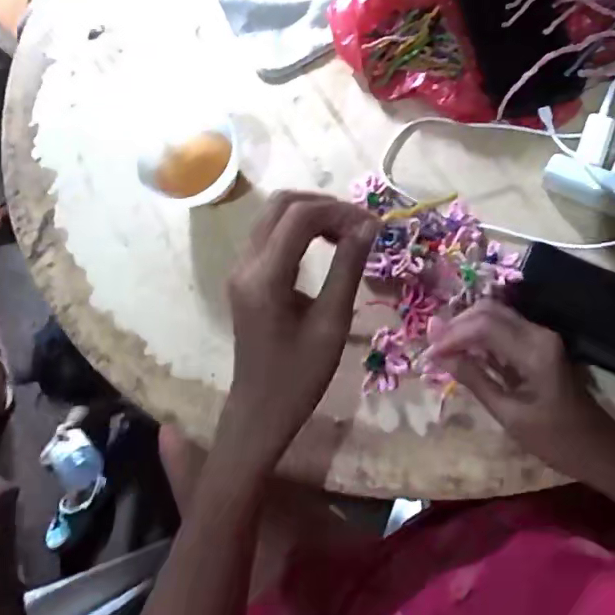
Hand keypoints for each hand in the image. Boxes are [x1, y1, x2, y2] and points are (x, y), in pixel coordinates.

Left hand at [218, 191, 378, 473]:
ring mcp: (241, 268)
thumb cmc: (300, 375)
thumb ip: (348, 268)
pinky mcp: (244, 276)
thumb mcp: (332, 322)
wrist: (259, 411)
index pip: (300, 217)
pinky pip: (271, 233)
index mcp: (265, 277)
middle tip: (361, 225)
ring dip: (312, 213)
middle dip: (325, 206)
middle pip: (282, 204)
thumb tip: (369, 225)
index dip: (340, 211)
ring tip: (348, 233)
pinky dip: (300, 228)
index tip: (373, 225)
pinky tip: (327, 244)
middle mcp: (246, 264)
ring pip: (274, 214)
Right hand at [427, 301, 614, 509]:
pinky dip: (481, 335)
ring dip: (467, 327)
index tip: (428, 355)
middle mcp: (538, 332)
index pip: (483, 325)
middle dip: (456, 325)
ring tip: (442, 350)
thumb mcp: (508, 414)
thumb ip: (474, 378)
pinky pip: (505, 328)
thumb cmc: (555, 440)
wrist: (599, 448)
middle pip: (489, 311)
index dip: (451, 335)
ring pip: (496, 315)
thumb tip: (438, 354)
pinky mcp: (540, 343)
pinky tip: (465, 353)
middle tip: (431, 348)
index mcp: (533, 350)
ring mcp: (541, 335)